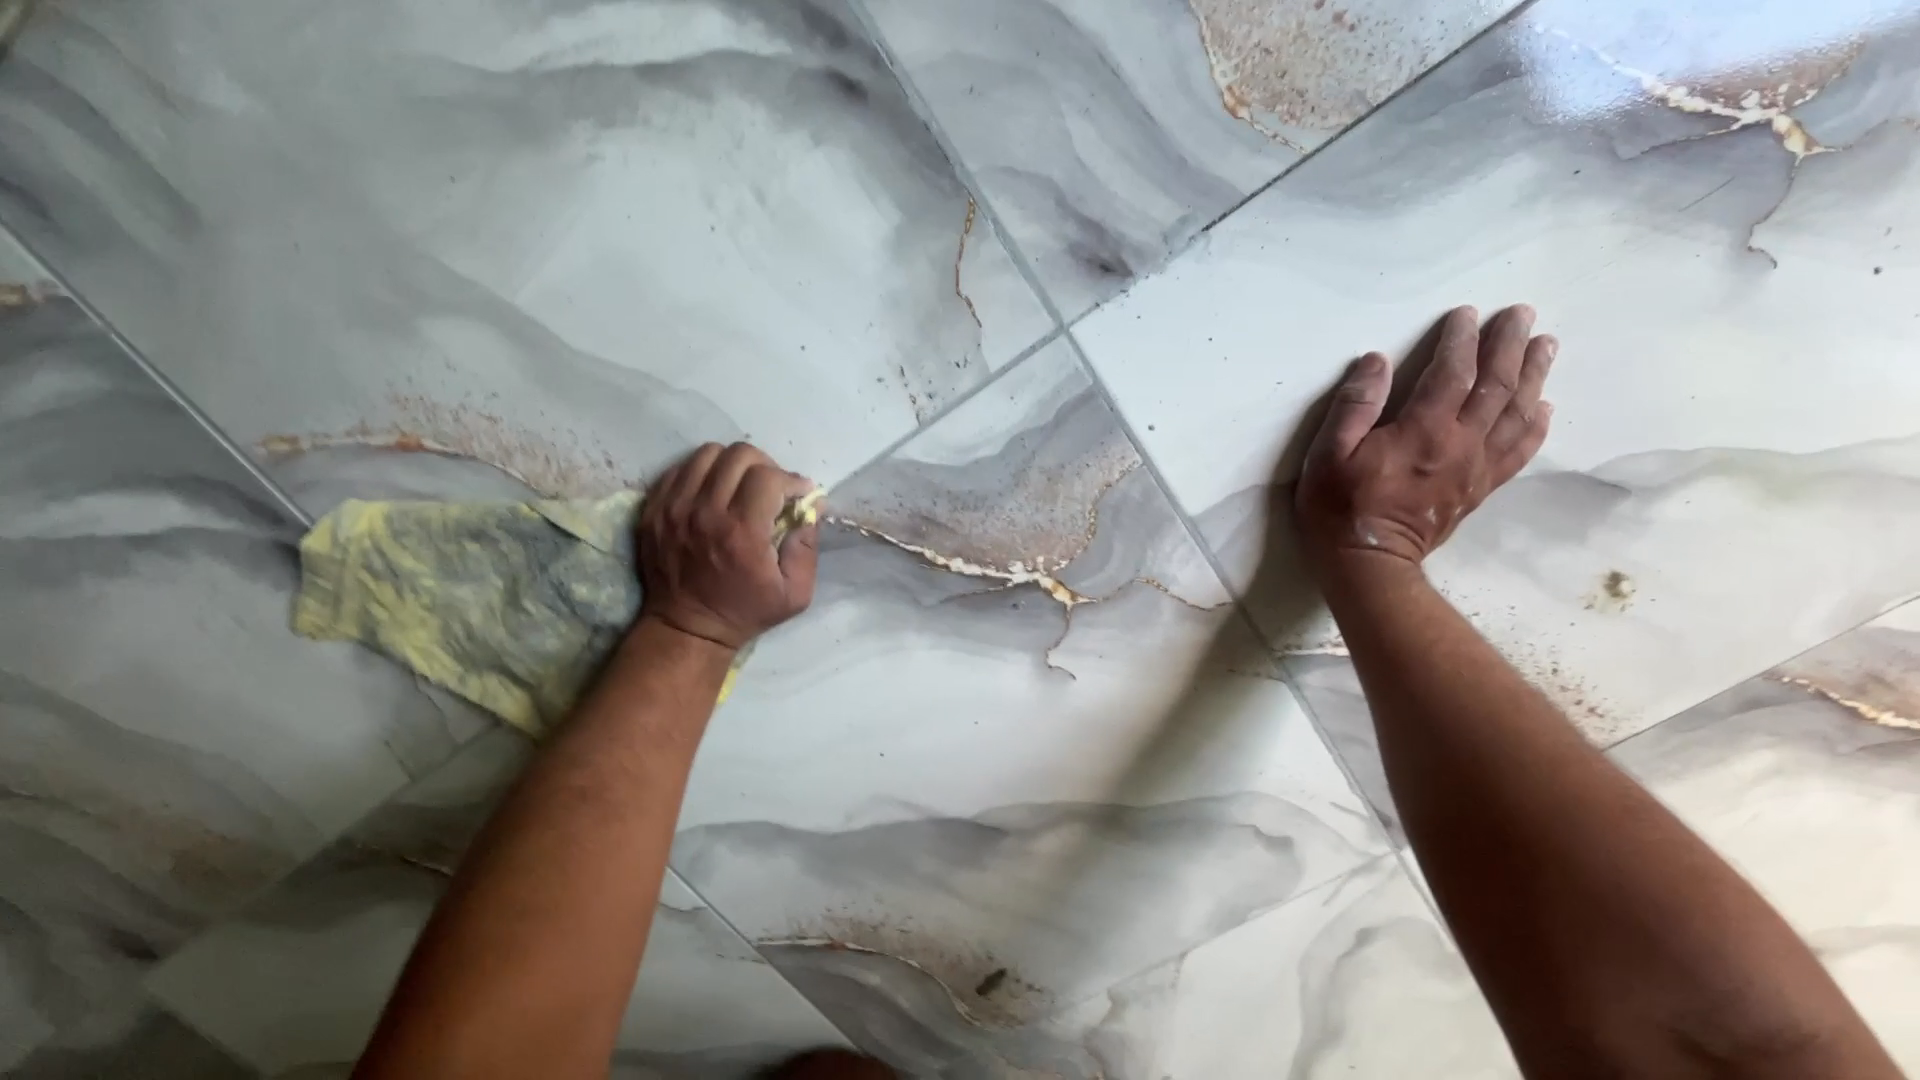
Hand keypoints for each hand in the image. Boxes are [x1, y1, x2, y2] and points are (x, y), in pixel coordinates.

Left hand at [635, 441, 820, 651]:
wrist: (687, 629)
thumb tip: (812, 506)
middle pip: (738, 455)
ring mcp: (674, 508)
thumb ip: (808, 547)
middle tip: (771, 487)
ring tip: (740, 485)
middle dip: (765, 466)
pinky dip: (702, 473)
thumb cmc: (745, 612)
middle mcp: (705, 512)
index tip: (798, 494)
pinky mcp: (654, 510)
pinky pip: (680, 469)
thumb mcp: (795, 593)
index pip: (769, 476)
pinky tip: (713, 492)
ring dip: (732, 464)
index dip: (791, 480)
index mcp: (742, 533)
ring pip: (707, 454)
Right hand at [1295, 304, 1555, 577]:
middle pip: (1496, 386)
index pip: (1451, 373)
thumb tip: (1375, 361)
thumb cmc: (1339, 508)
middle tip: (1523, 314)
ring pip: (1516, 413)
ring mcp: (1476, 467)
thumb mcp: (1327, 455)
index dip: (1461, 341)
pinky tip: (1544, 406)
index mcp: (1423, 431)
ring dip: (1533, 375)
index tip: (1467, 314)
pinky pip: (1518, 451)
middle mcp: (1460, 444)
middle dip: (1510, 346)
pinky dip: (1535, 425)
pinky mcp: (1480, 488)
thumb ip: (1353, 406)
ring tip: (1545, 345)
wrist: (1368, 564)